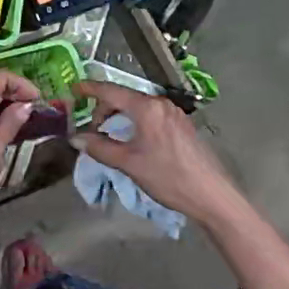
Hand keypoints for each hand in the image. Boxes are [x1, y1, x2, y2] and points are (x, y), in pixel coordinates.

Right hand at [69, 80, 246, 227]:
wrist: (216, 200)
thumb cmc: (169, 177)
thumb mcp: (129, 163)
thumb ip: (99, 148)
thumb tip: (75, 139)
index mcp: (145, 107)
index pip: (109, 90)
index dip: (88, 88)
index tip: (72, 88)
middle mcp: (160, 104)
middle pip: (123, 97)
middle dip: (103, 109)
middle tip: (91, 126)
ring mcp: (174, 114)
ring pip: (137, 107)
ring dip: (119, 116)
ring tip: (109, 135)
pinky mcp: (182, 126)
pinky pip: (150, 115)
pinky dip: (135, 122)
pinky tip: (132, 139)